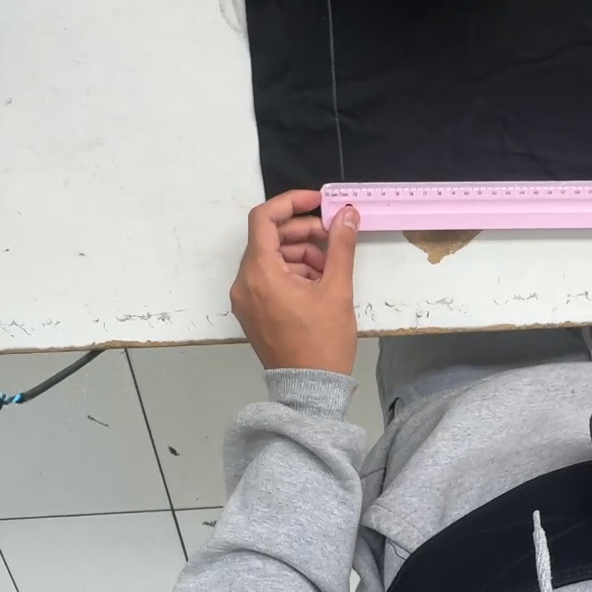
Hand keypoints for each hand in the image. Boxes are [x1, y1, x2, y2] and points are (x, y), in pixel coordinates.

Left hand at [229, 190, 361, 374]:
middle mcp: (244, 284)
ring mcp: (245, 300)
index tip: (318, 202)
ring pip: (270, 259)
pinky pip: (268, 279)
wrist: (310, 388)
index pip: (264, 219)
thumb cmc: (323, 343)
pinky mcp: (252, 312)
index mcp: (260, 274)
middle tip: (333, 237)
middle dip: (302, 232)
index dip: (291, 203)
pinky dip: (291, 272)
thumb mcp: (337, 290)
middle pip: (268, 239)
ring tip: (330, 268)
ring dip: (300, 254)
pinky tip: (318, 284)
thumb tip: (347, 215)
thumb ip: (341, 247)